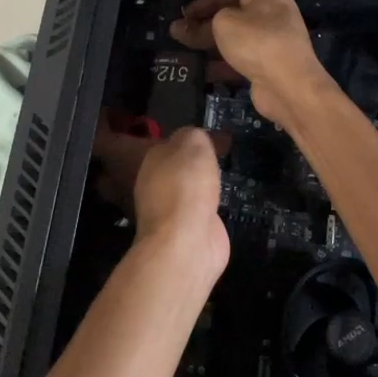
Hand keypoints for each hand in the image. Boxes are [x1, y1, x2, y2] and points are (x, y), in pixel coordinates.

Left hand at [129, 128, 228, 272]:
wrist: (187, 241)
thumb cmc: (186, 184)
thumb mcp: (193, 143)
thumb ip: (194, 136)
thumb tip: (196, 137)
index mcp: (152, 160)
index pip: (169, 143)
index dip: (189, 139)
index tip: (210, 137)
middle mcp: (156, 184)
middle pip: (177, 167)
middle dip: (194, 162)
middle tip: (221, 152)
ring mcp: (170, 211)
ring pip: (188, 189)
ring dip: (202, 184)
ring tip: (225, 173)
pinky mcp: (187, 231)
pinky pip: (200, 209)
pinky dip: (210, 204)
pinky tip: (225, 199)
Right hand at [170, 0, 334, 127]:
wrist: (290, 85)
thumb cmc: (257, 41)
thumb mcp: (223, 24)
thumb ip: (199, 25)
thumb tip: (179, 28)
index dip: (202, 3)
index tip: (181, 15)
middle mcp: (273, 12)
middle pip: (231, 16)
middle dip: (203, 26)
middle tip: (177, 34)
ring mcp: (273, 40)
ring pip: (234, 39)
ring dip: (209, 46)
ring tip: (182, 52)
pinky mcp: (269, 65)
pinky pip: (240, 60)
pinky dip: (221, 64)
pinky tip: (199, 71)